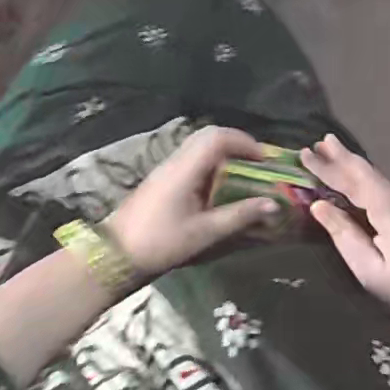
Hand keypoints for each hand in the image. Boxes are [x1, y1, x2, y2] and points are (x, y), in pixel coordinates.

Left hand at [105, 126, 278, 275]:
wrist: (116, 254)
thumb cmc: (161, 242)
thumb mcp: (205, 232)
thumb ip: (240, 215)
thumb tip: (273, 204)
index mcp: (185, 169)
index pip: (217, 137)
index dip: (245, 142)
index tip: (264, 160)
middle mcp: (175, 161)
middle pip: (208, 135)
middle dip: (237, 143)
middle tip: (257, 162)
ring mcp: (166, 168)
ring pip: (199, 145)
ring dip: (224, 152)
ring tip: (243, 173)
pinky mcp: (163, 179)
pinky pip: (192, 158)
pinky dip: (212, 163)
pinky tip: (220, 185)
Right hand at [300, 135, 389, 327]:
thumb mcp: (366, 268)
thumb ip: (343, 234)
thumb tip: (318, 205)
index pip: (355, 182)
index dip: (330, 167)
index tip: (306, 154)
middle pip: (366, 174)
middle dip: (341, 158)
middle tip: (316, 142)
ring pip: (373, 179)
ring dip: (350, 164)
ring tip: (328, 149)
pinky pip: (378, 189)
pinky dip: (359, 177)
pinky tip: (349, 173)